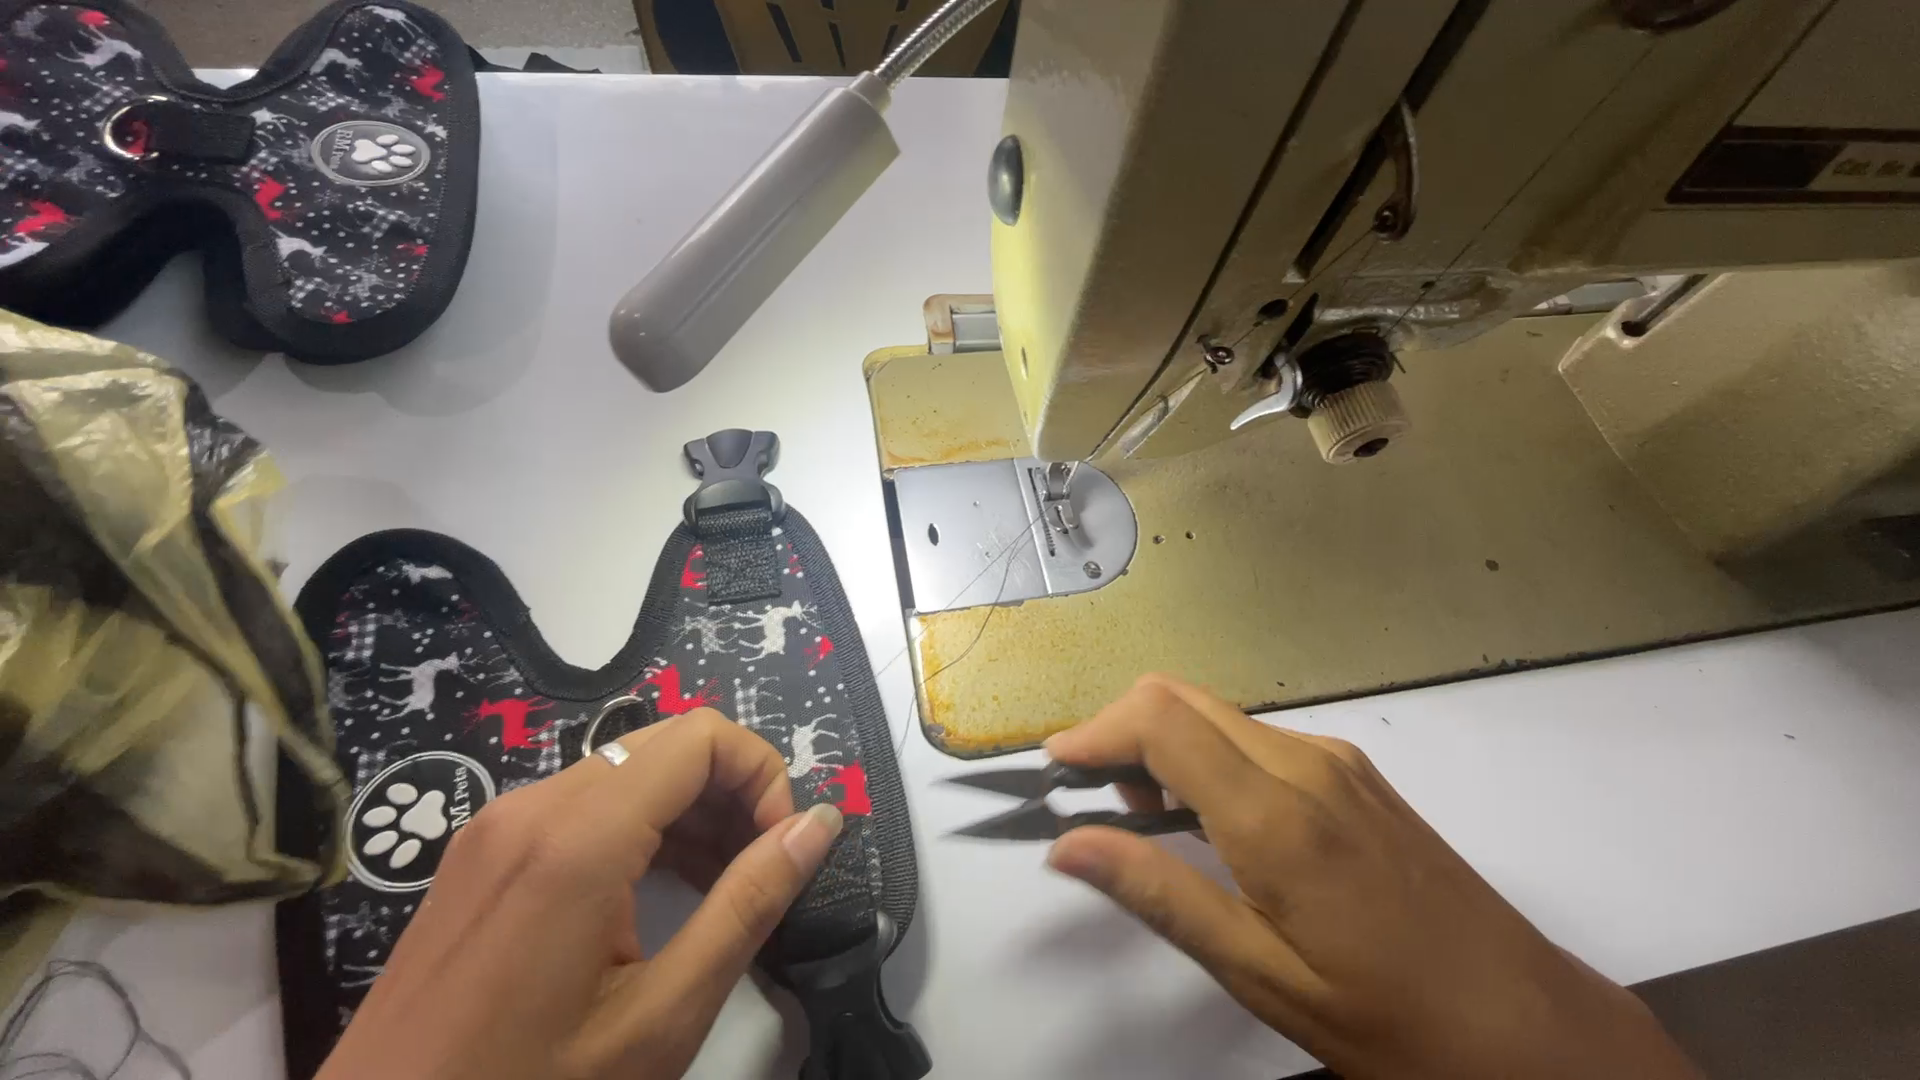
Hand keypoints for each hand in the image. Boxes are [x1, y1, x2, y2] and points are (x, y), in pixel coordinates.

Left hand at [316, 709, 842, 1079]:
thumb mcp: (661, 1017)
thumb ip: (749, 904)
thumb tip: (821, 822)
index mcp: (577, 836)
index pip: (701, 737)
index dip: (761, 774)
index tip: (780, 847)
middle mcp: (534, 806)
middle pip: (667, 745)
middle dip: (733, 792)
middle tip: (760, 871)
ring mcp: (499, 826)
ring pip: (629, 771)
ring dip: (693, 812)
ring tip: (723, 888)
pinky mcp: (483, 852)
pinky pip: (586, 806)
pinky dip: (644, 830)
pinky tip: (663, 893)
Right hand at [1044, 675, 1702, 1079]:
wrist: (1534, 1028)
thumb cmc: (1391, 1020)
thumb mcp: (1260, 974)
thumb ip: (1159, 894)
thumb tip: (1067, 845)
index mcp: (1277, 816)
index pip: (1161, 721)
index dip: (1097, 731)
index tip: (1057, 765)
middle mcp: (1305, 764)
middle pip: (1181, 698)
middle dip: (1121, 730)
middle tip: (1093, 794)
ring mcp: (1336, 761)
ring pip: (1216, 714)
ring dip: (1162, 744)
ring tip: (1143, 815)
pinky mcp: (1353, 773)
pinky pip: (1254, 737)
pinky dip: (1206, 756)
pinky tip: (1208, 816)